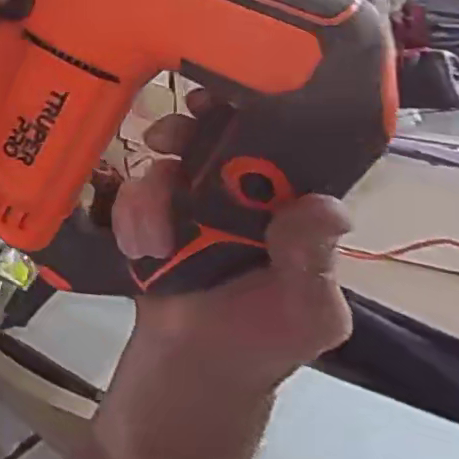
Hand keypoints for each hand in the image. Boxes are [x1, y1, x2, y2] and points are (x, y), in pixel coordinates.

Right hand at [112, 89, 353, 385]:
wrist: (193, 361)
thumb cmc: (264, 335)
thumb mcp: (305, 307)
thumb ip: (311, 258)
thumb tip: (326, 206)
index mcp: (282, 201)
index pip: (272, 140)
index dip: (249, 109)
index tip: (220, 96)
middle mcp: (233, 189)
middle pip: (208, 136)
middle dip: (184, 130)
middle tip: (164, 138)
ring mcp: (186, 199)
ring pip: (163, 165)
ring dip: (151, 195)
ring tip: (156, 242)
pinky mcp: (148, 212)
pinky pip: (132, 195)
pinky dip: (132, 219)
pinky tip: (143, 251)